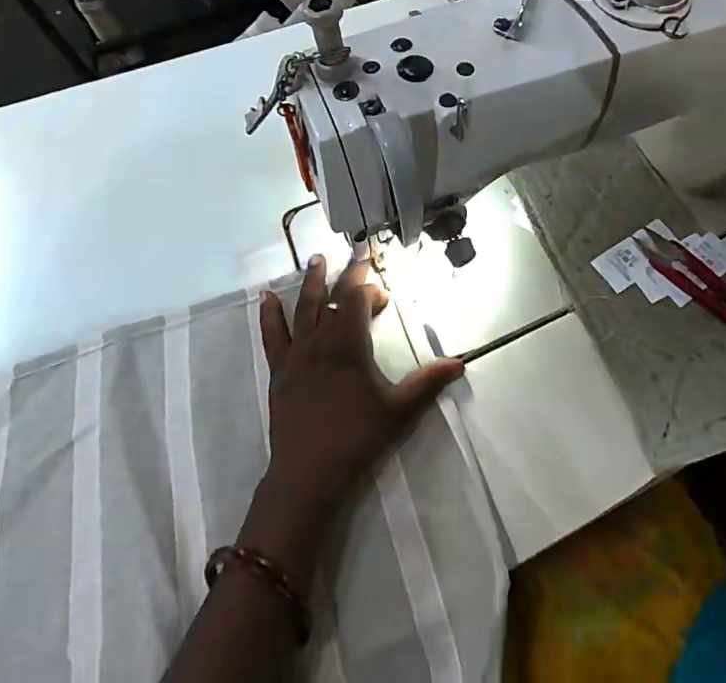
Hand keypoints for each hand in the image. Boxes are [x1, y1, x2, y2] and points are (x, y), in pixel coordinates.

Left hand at [255, 254, 463, 524]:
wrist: (309, 470)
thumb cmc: (357, 439)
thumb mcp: (398, 411)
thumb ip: (427, 383)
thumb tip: (459, 362)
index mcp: (349, 346)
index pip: (356, 301)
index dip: (369, 289)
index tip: (383, 294)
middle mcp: (320, 341)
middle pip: (331, 298)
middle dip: (343, 275)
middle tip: (353, 255)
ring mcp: (296, 353)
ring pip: (303, 308)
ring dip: (310, 282)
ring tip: (315, 259)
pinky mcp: (279, 369)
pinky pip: (272, 334)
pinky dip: (269, 313)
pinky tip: (266, 296)